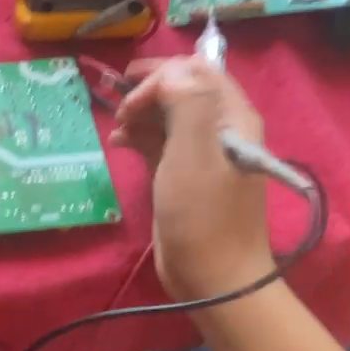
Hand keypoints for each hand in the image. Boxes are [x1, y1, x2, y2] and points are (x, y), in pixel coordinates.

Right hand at [111, 56, 272, 299]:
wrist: (215, 279)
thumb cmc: (203, 217)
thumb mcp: (194, 156)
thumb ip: (186, 105)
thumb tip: (169, 72)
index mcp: (233, 118)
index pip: (198, 71)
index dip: (161, 74)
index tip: (129, 98)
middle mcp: (222, 129)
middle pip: (183, 89)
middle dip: (148, 89)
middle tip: (115, 101)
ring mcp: (204, 154)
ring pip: (169, 115)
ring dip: (141, 113)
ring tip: (116, 125)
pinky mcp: (186, 176)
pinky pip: (162, 142)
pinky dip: (140, 136)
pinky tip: (119, 143)